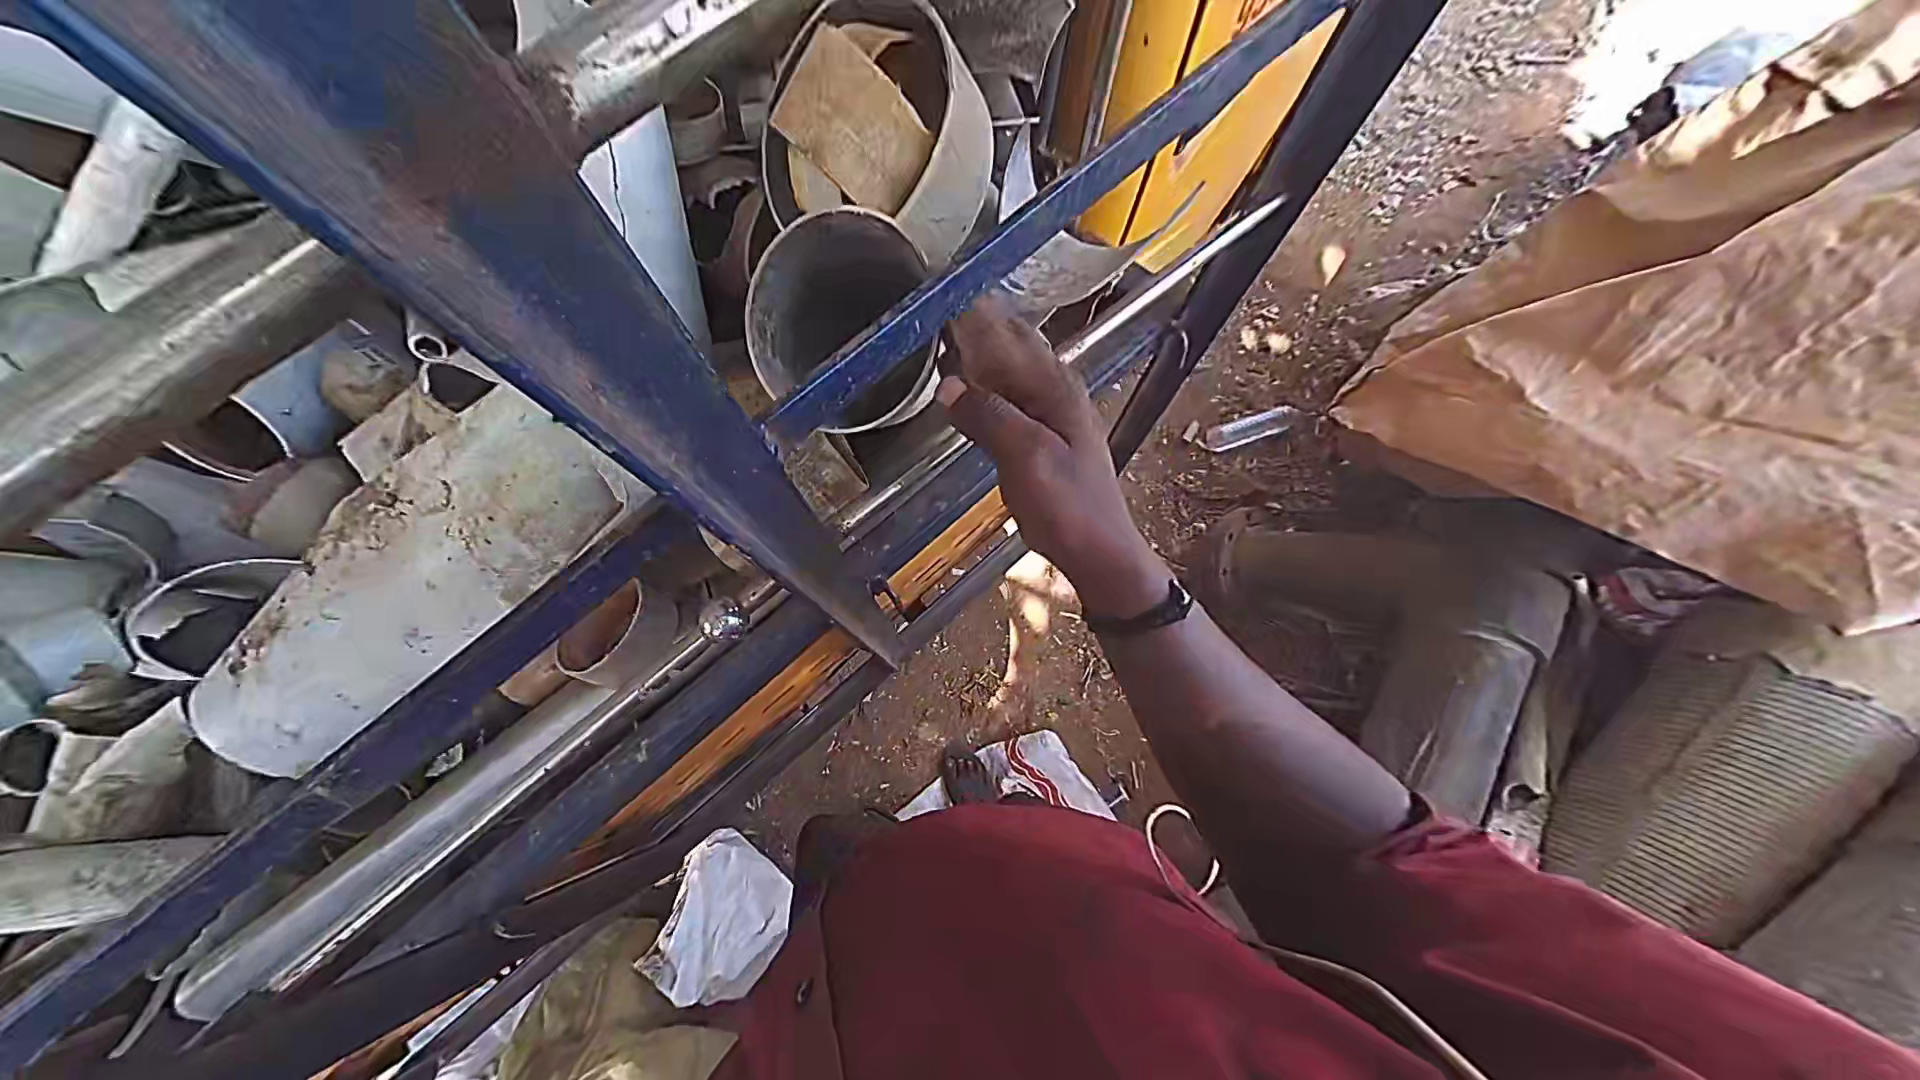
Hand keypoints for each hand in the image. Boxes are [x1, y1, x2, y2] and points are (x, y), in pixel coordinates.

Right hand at [937, 294, 1166, 618]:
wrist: (1097, 550)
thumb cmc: (1067, 506)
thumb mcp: (1026, 458)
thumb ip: (988, 416)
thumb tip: (948, 384)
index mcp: (1054, 386)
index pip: (1007, 334)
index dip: (974, 312)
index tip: (940, 290)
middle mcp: (1055, 390)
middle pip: (1011, 343)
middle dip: (976, 322)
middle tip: (937, 304)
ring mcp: (1050, 413)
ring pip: (1009, 368)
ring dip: (979, 350)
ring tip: (945, 334)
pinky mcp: (1042, 436)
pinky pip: (1008, 396)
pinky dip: (985, 383)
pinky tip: (969, 387)